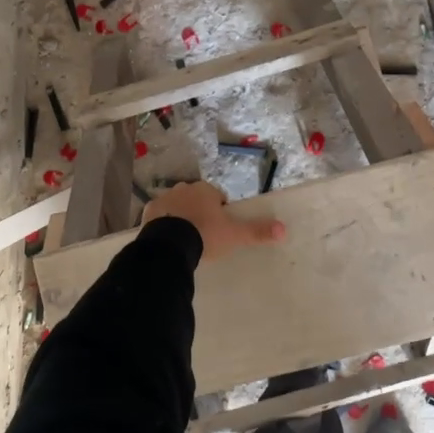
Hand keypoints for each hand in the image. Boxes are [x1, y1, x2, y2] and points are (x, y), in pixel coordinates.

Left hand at [142, 181, 285, 262]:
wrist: (170, 244)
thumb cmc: (205, 235)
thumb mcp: (234, 234)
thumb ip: (257, 231)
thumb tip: (283, 229)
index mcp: (206, 190)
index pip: (217, 196)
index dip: (220, 211)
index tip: (220, 228)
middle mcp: (184, 188)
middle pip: (196, 198)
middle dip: (200, 211)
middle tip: (203, 235)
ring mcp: (165, 198)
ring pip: (177, 206)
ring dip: (181, 217)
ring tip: (185, 240)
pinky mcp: (149, 211)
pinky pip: (160, 216)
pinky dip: (164, 224)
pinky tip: (168, 240)